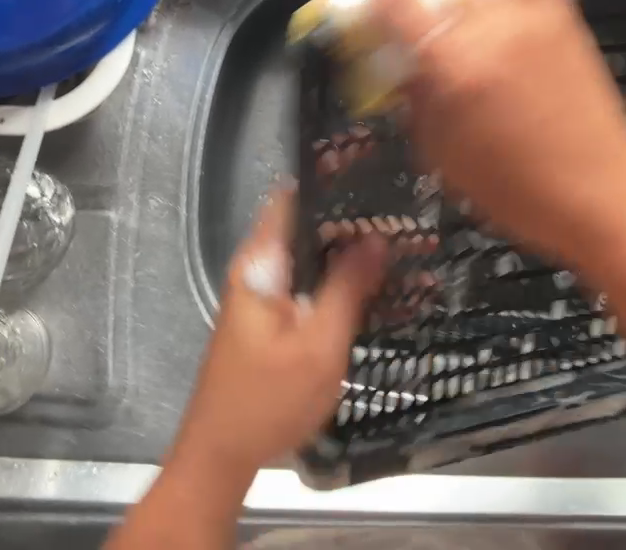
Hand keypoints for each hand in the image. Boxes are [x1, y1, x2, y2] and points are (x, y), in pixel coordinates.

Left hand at [169, 181, 388, 482]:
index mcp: (261, 263)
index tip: (372, 168)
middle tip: (405, 212)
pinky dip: (341, 279)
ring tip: (403, 244)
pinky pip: (310, 283)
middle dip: (354, 217)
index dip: (330, 178)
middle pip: (308, 225)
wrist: (221, 457)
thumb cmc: (267, 400)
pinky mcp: (272, 317)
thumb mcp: (319, 345)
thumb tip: (377, 236)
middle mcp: (258, 268)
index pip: (293, 197)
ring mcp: (264, 294)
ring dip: (352, 251)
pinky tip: (378, 287)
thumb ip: (347, 287)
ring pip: (313, 256)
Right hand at [371, 0, 625, 266]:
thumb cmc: (516, 189)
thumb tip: (399, 71)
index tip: (370, 10)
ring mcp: (533, 17)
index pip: (398, 1)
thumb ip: (415, 103)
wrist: (603, 194)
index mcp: (454, 66)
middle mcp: (492, 28)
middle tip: (409, 6)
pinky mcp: (564, 18)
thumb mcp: (443, 155)